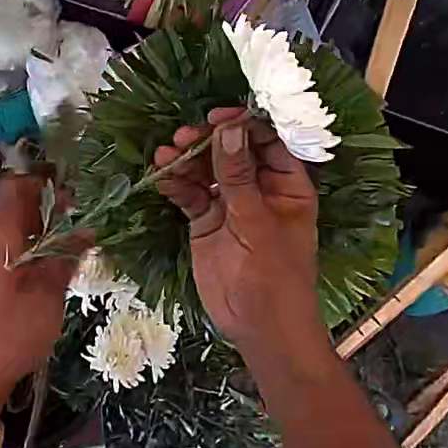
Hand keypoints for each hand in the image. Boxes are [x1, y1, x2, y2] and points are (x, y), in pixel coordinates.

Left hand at [0, 174, 82, 443]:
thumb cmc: (14, 331)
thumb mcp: (48, 292)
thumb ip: (67, 255)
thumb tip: (91, 224)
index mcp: (2, 237)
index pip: (13, 187)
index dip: (40, 177)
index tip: (72, 180)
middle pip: (21, 203)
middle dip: (53, 197)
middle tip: (88, 202)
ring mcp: (0, 258)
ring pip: (26, 224)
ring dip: (52, 220)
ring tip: (86, 222)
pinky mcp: (6, 275)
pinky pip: (26, 244)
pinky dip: (47, 240)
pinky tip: (72, 250)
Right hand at [154, 108, 325, 360]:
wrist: (259, 329)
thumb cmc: (274, 277)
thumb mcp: (257, 223)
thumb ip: (238, 177)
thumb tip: (227, 129)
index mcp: (287, 184)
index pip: (268, 142)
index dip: (244, 125)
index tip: (217, 118)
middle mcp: (259, 188)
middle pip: (232, 151)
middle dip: (208, 141)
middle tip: (183, 136)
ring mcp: (231, 204)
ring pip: (207, 170)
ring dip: (187, 160)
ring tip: (165, 153)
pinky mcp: (207, 221)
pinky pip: (191, 195)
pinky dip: (176, 184)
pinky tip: (161, 175)